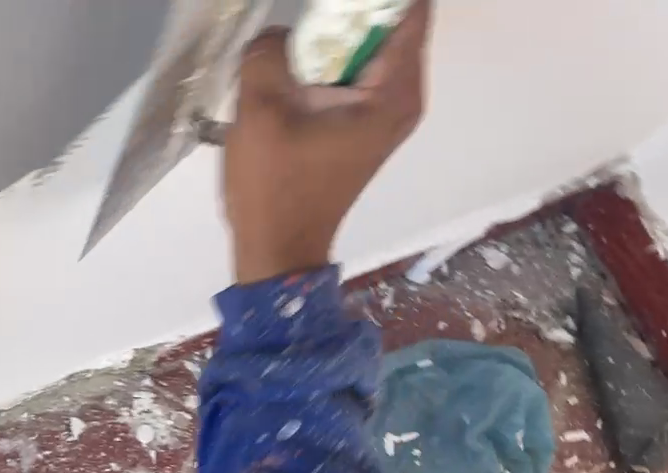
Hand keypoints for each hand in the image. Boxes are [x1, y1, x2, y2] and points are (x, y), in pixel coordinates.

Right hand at [222, 0, 433, 282]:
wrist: (274, 253)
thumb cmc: (273, 189)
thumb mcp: (259, 112)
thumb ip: (267, 55)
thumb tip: (277, 37)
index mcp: (394, 91)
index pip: (408, 6)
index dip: (364, 2)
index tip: (324, 11)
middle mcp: (402, 100)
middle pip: (384, 27)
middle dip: (340, 21)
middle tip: (297, 37)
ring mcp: (382, 121)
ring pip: (361, 56)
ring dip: (324, 50)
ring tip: (285, 65)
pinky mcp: (358, 136)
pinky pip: (348, 84)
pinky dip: (321, 77)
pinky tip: (287, 92)